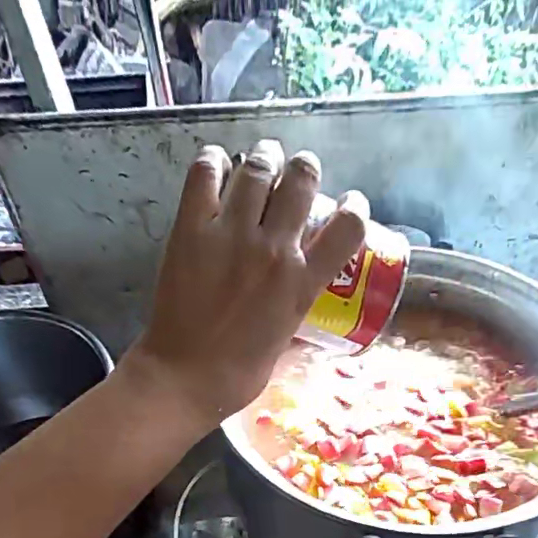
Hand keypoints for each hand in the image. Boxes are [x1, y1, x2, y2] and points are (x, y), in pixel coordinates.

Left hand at [123, 139, 368, 425]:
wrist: (183, 378)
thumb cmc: (235, 377)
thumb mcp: (281, 345)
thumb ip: (293, 314)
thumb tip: (298, 306)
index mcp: (301, 284)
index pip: (348, 226)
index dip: (355, 206)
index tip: (348, 203)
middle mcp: (273, 250)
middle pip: (302, 180)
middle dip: (305, 169)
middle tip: (297, 174)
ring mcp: (231, 236)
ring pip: (259, 169)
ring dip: (265, 159)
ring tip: (262, 163)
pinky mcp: (191, 230)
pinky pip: (206, 174)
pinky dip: (214, 162)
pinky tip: (218, 166)